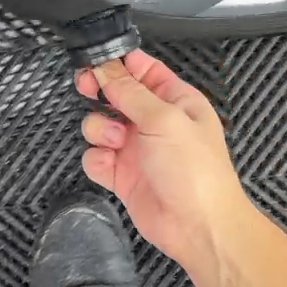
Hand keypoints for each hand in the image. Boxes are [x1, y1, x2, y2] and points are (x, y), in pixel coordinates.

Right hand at [75, 50, 251, 269]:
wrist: (197, 226)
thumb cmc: (196, 172)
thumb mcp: (165, 119)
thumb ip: (131, 92)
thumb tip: (106, 69)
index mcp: (176, 101)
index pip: (143, 70)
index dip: (119, 62)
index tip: (97, 60)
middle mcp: (155, 123)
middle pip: (116, 95)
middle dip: (100, 91)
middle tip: (88, 89)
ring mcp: (138, 150)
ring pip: (100, 126)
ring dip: (99, 129)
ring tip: (115, 142)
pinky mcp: (123, 177)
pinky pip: (96, 159)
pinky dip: (96, 159)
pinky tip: (109, 164)